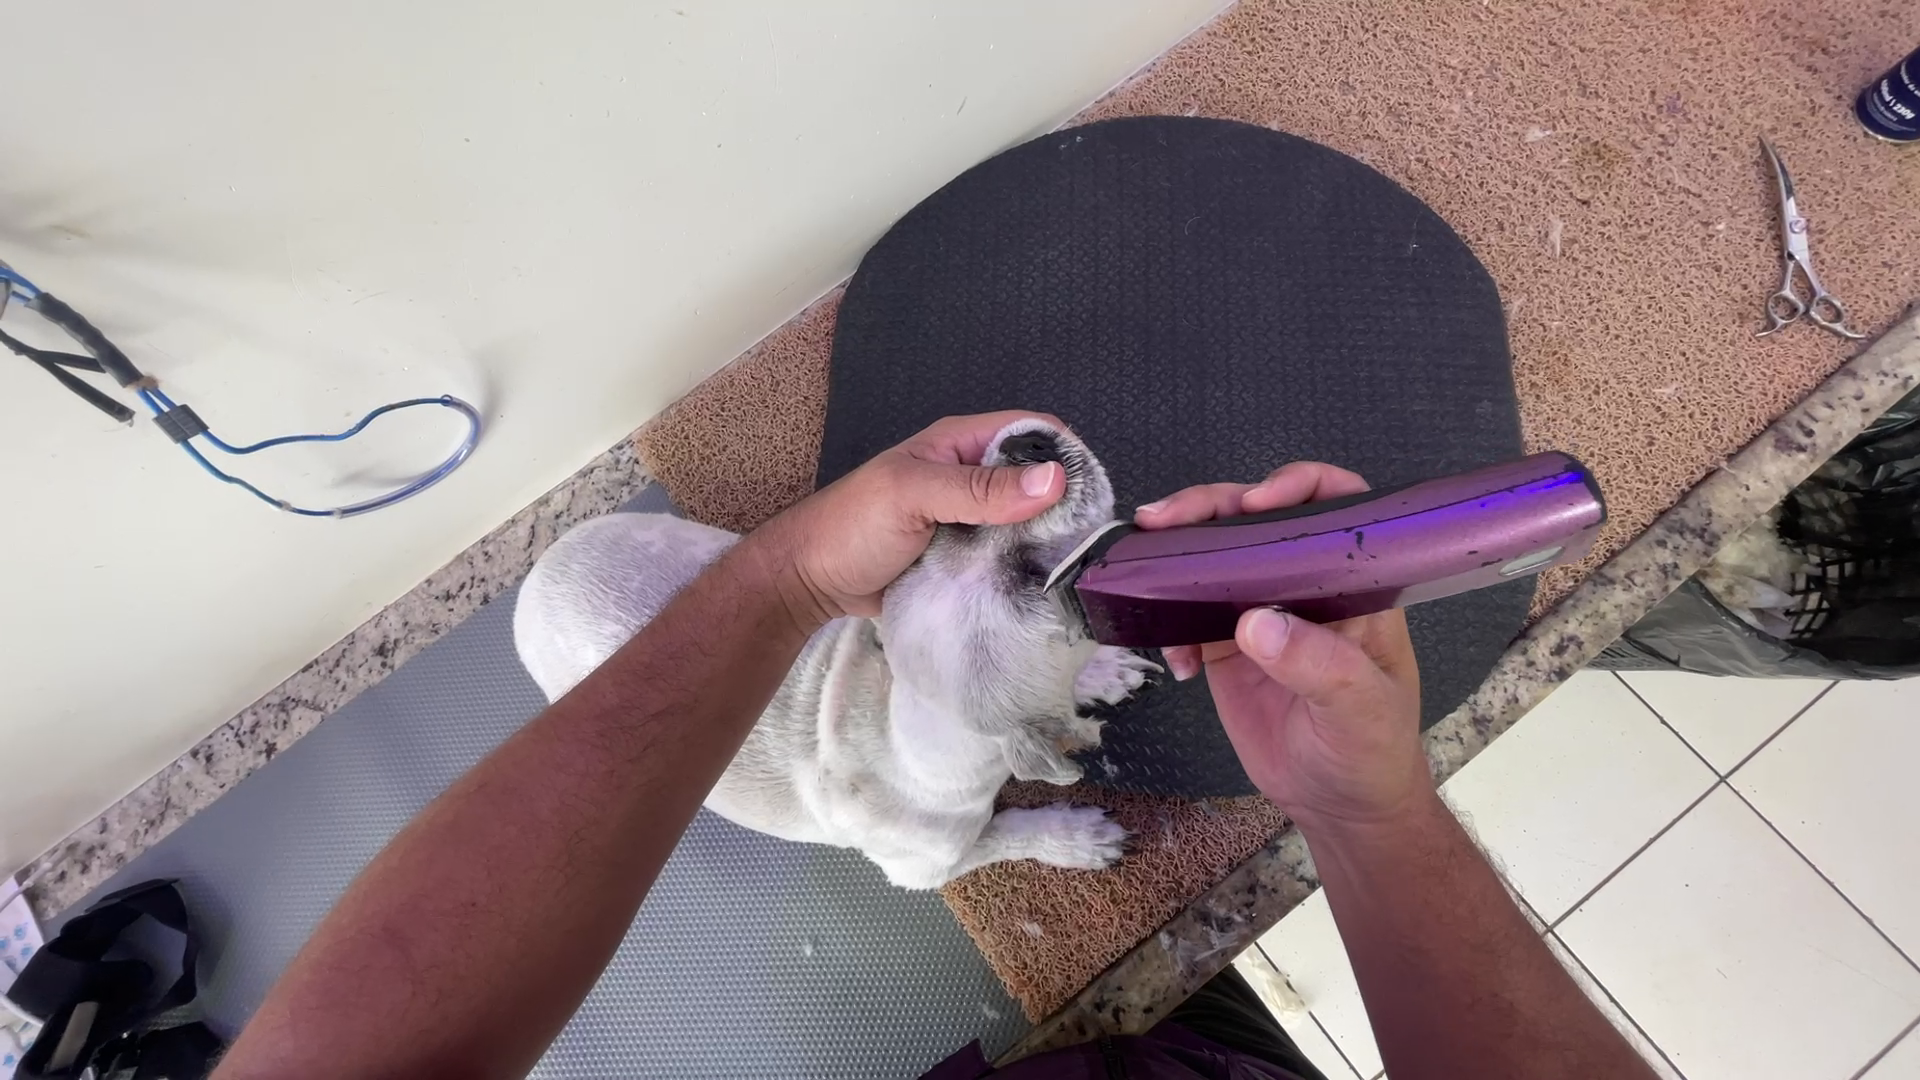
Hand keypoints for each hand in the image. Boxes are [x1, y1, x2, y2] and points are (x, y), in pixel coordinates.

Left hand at [753, 411, 1067, 625]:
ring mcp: (970, 520)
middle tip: (1088, 544)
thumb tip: (1054, 480)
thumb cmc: (853, 525)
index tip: (1093, 496)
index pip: (1031, 432)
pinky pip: (1005, 557)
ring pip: (1025, 523)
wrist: (811, 581)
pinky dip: (1023, 568)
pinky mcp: (966, 556)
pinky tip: (1041, 587)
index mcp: (961, 444)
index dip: (1065, 454)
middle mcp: (973, 478)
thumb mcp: (913, 496)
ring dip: (1045, 542)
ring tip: (1073, 570)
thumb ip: (979, 489)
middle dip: (1062, 506)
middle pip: (1035, 482)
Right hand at [1136, 464, 1429, 833]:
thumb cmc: (1369, 752)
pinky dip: (1166, 623)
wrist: (1333, 801)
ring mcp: (1256, 610)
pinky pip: (1184, 611)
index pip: (1334, 507)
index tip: (1256, 504)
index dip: (1297, 487)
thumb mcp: (1360, 711)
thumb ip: (1320, 666)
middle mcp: (1300, 585)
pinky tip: (1176, 661)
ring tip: (1140, 565)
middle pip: (1253, 520)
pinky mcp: (1221, 641)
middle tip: (1161, 521)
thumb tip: (1254, 623)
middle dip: (1207, 508)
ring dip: (1172, 553)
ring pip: (1211, 556)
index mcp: (1350, 585)